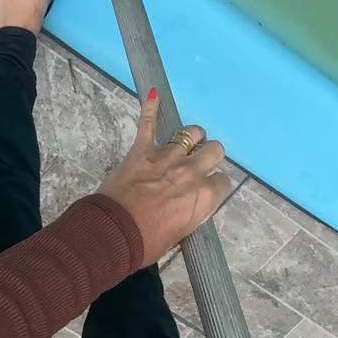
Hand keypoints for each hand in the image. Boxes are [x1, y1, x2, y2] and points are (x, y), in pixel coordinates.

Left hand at [99, 90, 233, 266]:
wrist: (114, 233)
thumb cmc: (147, 243)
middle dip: (210, 155)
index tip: (208, 188)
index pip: (223, 181)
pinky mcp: (142, 149)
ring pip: (191, 133)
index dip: (216, 183)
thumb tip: (190, 205)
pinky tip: (154, 94)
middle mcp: (191, 172)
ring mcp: (167, 156)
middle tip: (200, 163)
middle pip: (214, 151)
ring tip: (188, 140)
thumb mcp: (180, 235)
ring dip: (192, 136)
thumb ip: (191, 213)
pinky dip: (151, 107)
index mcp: (204, 197)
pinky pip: (149, 122)